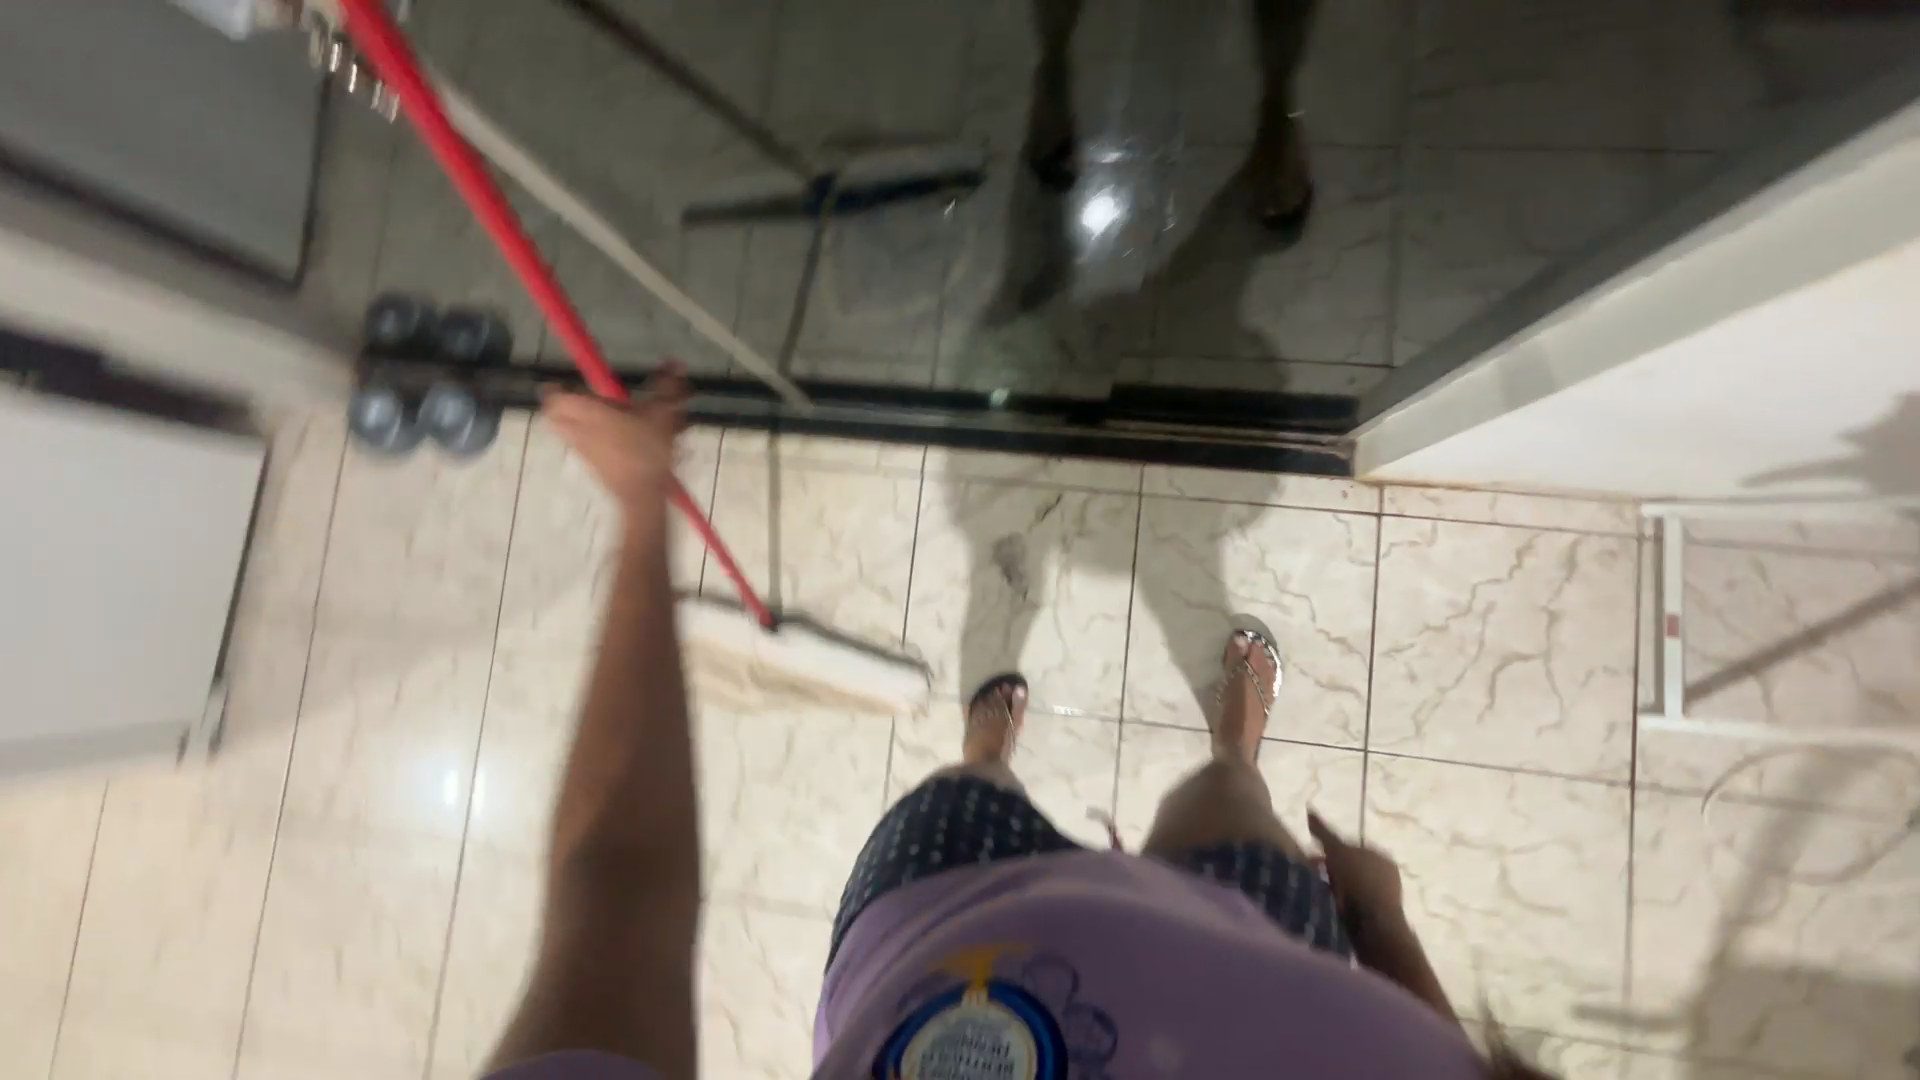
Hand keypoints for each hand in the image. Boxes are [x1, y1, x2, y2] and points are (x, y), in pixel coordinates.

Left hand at [541, 366, 688, 516]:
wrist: (642, 495)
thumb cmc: (647, 450)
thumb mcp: (661, 414)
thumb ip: (666, 388)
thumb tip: (676, 364)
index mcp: (586, 410)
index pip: (554, 394)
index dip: (560, 386)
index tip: (576, 384)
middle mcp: (576, 429)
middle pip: (554, 414)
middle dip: (567, 405)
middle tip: (588, 402)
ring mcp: (581, 450)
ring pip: (569, 431)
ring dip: (581, 424)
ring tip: (607, 422)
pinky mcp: (592, 467)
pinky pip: (584, 448)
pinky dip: (596, 442)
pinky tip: (621, 444)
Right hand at [1308, 810, 1404, 925]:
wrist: (1373, 924)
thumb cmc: (1356, 881)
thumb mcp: (1335, 849)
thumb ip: (1322, 831)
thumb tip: (1308, 809)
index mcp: (1381, 855)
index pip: (1350, 845)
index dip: (1329, 848)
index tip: (1313, 853)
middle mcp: (1386, 874)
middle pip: (1349, 865)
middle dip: (1329, 867)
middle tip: (1310, 871)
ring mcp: (1384, 897)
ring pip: (1349, 885)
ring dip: (1332, 886)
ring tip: (1315, 888)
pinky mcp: (1377, 916)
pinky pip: (1351, 903)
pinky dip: (1338, 901)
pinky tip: (1327, 903)